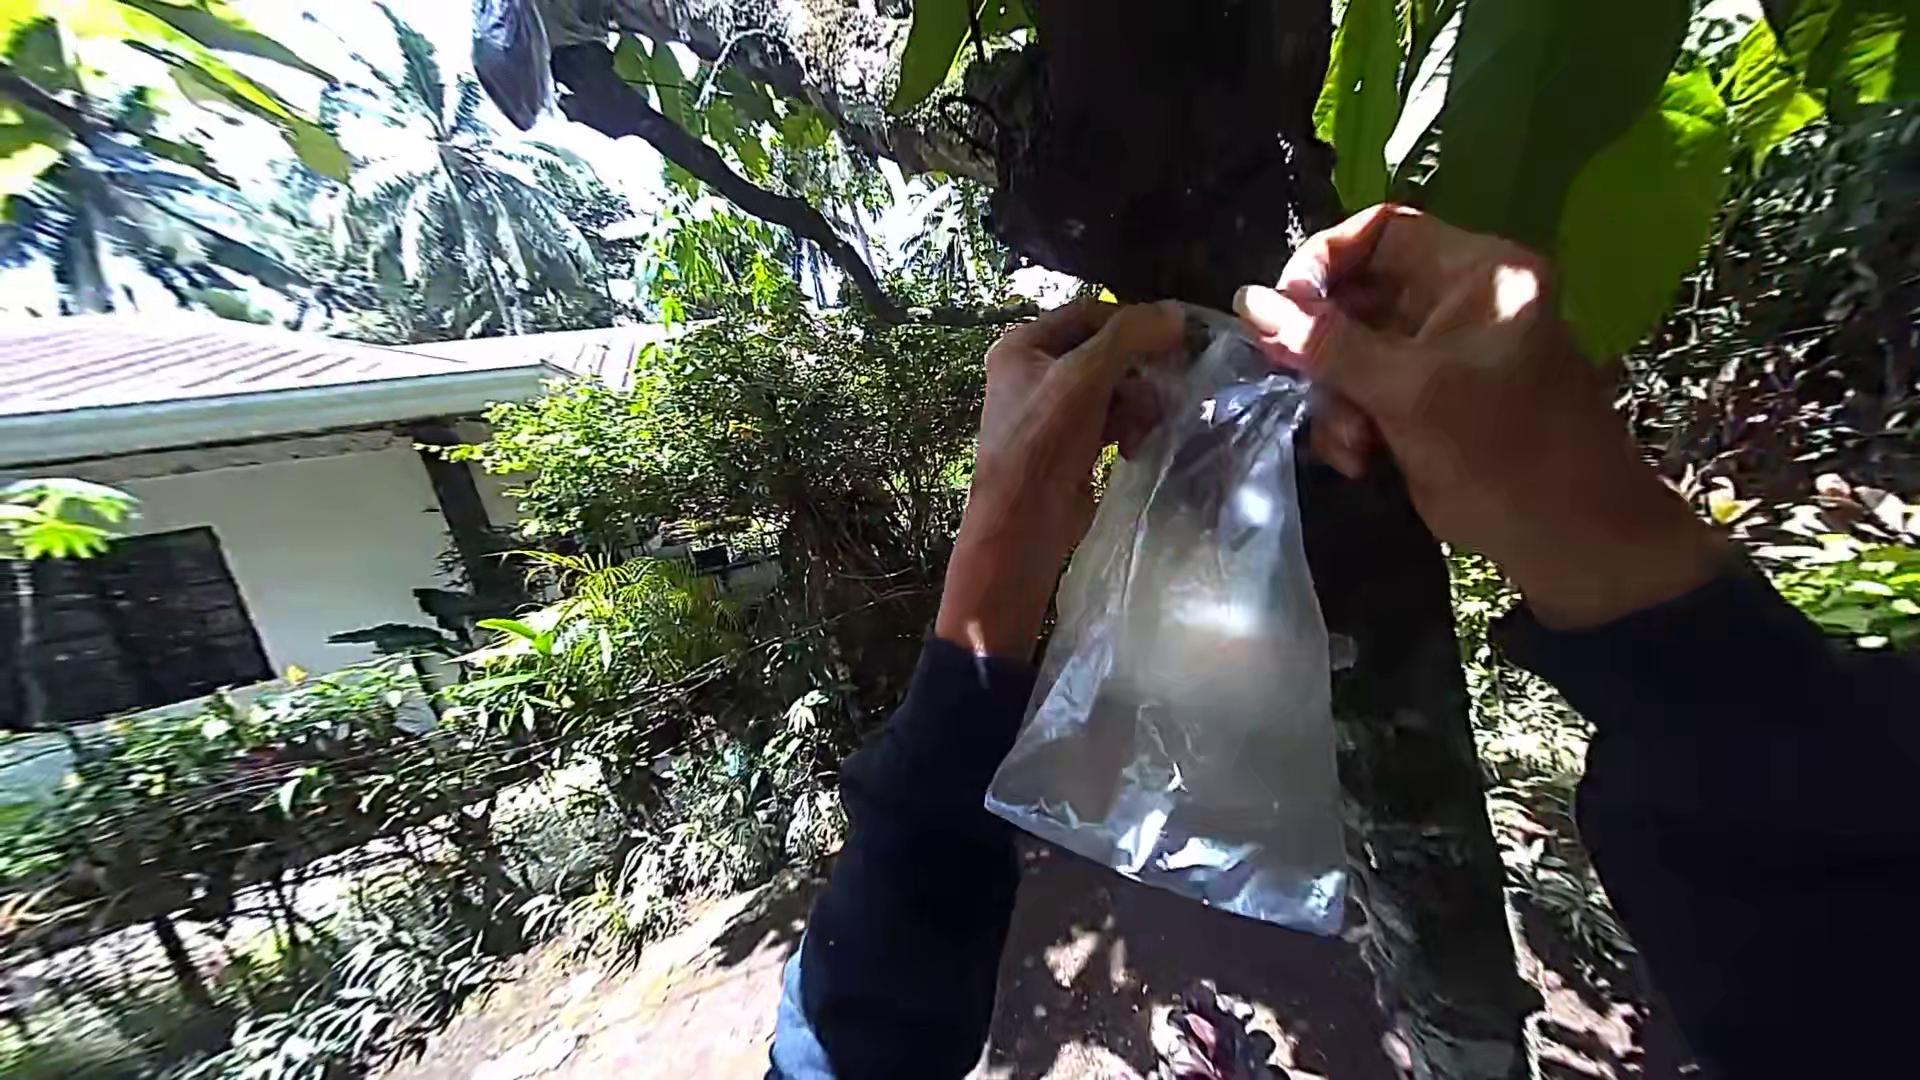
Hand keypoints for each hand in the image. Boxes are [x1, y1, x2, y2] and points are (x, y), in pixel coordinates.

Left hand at [936, 299, 1185, 656]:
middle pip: (1105, 353)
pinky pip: (1111, 420)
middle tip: (1171, 381)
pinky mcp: (1070, 444)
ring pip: (1114, 389)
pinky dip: (1127, 428)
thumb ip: (1129, 337)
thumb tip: (1176, 312)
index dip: (1132, 321)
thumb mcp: (1083, 378)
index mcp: (1022, 347)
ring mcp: (1052, 412)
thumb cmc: (1042, 444)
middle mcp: (1033, 374)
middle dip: (1136, 374)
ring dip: (1136, 405)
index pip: (1088, 315)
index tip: (1178, 333)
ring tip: (1140, 429)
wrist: (1023, 524)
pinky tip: (1132, 447)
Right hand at [1234, 205, 1724, 628]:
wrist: (1558, 535)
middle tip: (1306, 388)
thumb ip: (1326, 344)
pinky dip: (1342, 424)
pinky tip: (1359, 457)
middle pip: (1349, 299)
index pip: (1377, 233)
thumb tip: (1249, 301)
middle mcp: (1445, 304)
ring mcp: (1425, 354)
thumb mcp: (1408, 389)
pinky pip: (1348, 391)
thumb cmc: (1501, 451)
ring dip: (1331, 402)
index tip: (1282, 317)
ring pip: (1340, 354)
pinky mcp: (1409, 397)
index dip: (1321, 265)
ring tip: (1352, 444)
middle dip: (1321, 353)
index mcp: (1471, 275)